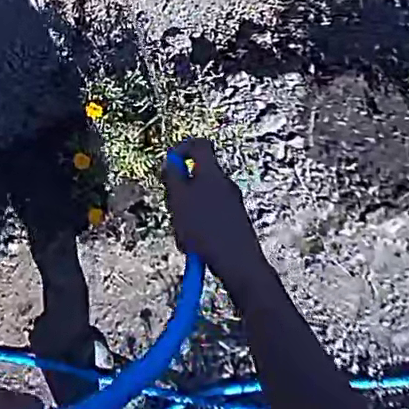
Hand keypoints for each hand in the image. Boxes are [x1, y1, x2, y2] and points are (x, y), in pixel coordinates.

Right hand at [164, 138, 268, 289]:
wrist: (238, 264)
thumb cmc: (207, 230)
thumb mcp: (179, 200)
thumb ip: (172, 177)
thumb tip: (171, 162)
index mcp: (212, 173)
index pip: (199, 145)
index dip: (181, 149)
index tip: (169, 165)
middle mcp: (224, 184)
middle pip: (196, 173)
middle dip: (180, 189)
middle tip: (173, 205)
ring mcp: (231, 203)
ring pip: (200, 197)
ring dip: (187, 211)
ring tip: (184, 231)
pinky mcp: (234, 221)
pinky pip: (209, 215)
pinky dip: (197, 225)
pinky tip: (194, 244)